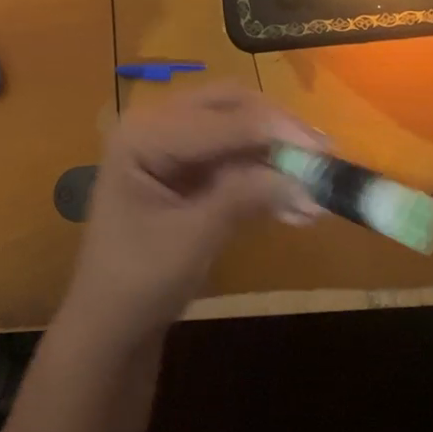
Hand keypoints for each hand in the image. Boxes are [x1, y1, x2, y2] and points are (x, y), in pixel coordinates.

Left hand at [64, 83, 324, 336]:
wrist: (109, 324)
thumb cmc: (138, 281)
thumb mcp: (192, 240)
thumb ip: (243, 198)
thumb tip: (306, 180)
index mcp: (142, 133)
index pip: (218, 118)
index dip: (273, 129)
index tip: (323, 151)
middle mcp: (153, 125)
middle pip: (228, 107)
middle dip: (276, 128)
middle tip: (323, 155)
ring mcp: (168, 144)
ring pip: (234, 127)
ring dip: (274, 151)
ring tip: (317, 184)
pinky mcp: (184, 166)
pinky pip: (231, 154)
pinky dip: (263, 171)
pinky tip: (295, 201)